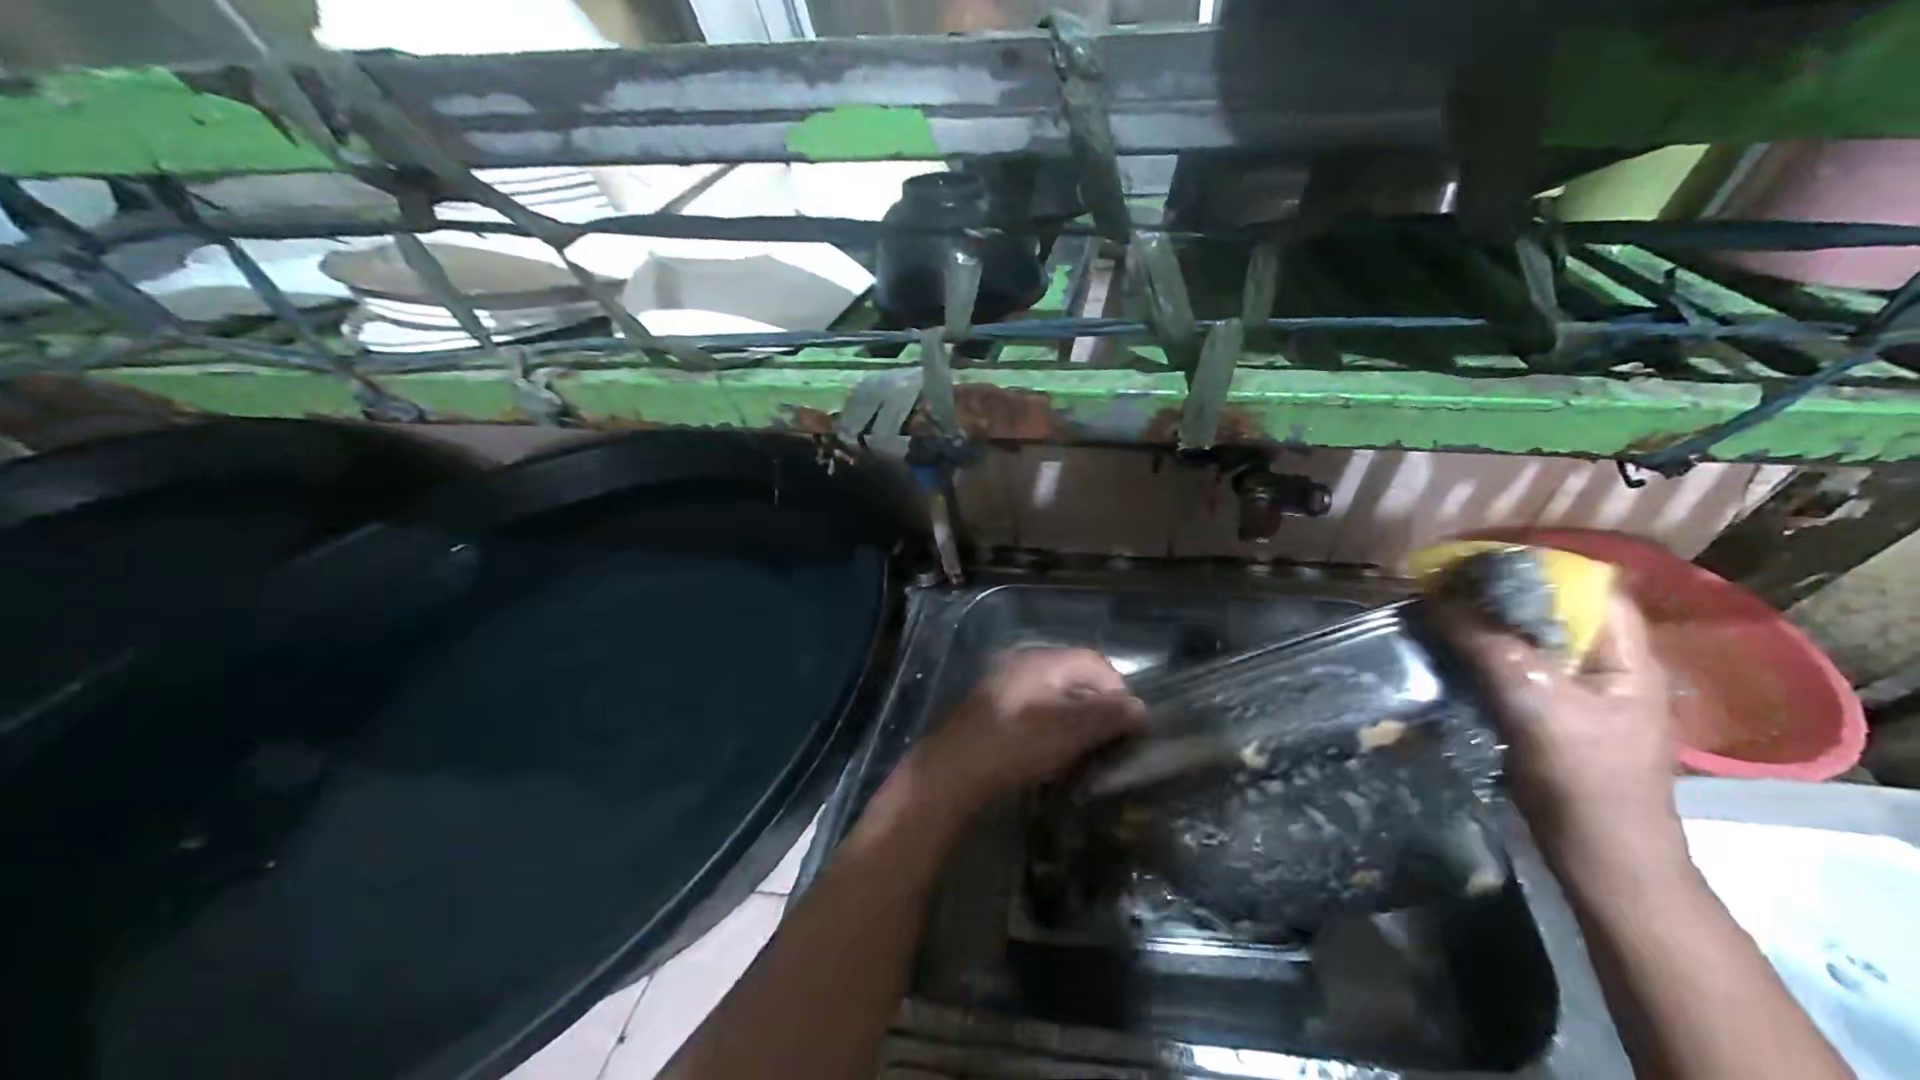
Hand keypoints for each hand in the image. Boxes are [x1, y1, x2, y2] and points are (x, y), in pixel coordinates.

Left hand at [906, 647, 1146, 816]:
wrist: (953, 770)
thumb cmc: (1016, 744)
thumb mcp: (1069, 731)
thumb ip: (1107, 716)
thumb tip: (1139, 708)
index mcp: (1043, 661)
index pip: (1095, 662)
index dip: (1118, 689)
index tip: (1129, 723)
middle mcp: (1023, 663)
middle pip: (1074, 676)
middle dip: (1097, 705)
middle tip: (1110, 738)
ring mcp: (1005, 685)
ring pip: (1053, 694)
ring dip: (1074, 717)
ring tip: (1084, 749)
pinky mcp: (992, 709)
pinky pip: (1034, 709)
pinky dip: (1051, 725)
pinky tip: (1051, 752)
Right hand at [1439, 592, 1684, 870]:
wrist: (1600, 856)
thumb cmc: (1585, 779)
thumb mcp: (1538, 705)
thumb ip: (1492, 647)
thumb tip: (1439, 599)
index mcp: (1625, 655)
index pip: (1585, 586)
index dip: (1534, 567)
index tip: (1475, 560)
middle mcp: (1603, 663)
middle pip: (1550, 610)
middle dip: (1496, 593)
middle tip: (1442, 583)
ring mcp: (1575, 689)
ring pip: (1525, 639)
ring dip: (1482, 623)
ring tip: (1435, 610)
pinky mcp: (1546, 712)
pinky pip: (1510, 667)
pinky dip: (1478, 654)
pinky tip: (1445, 650)